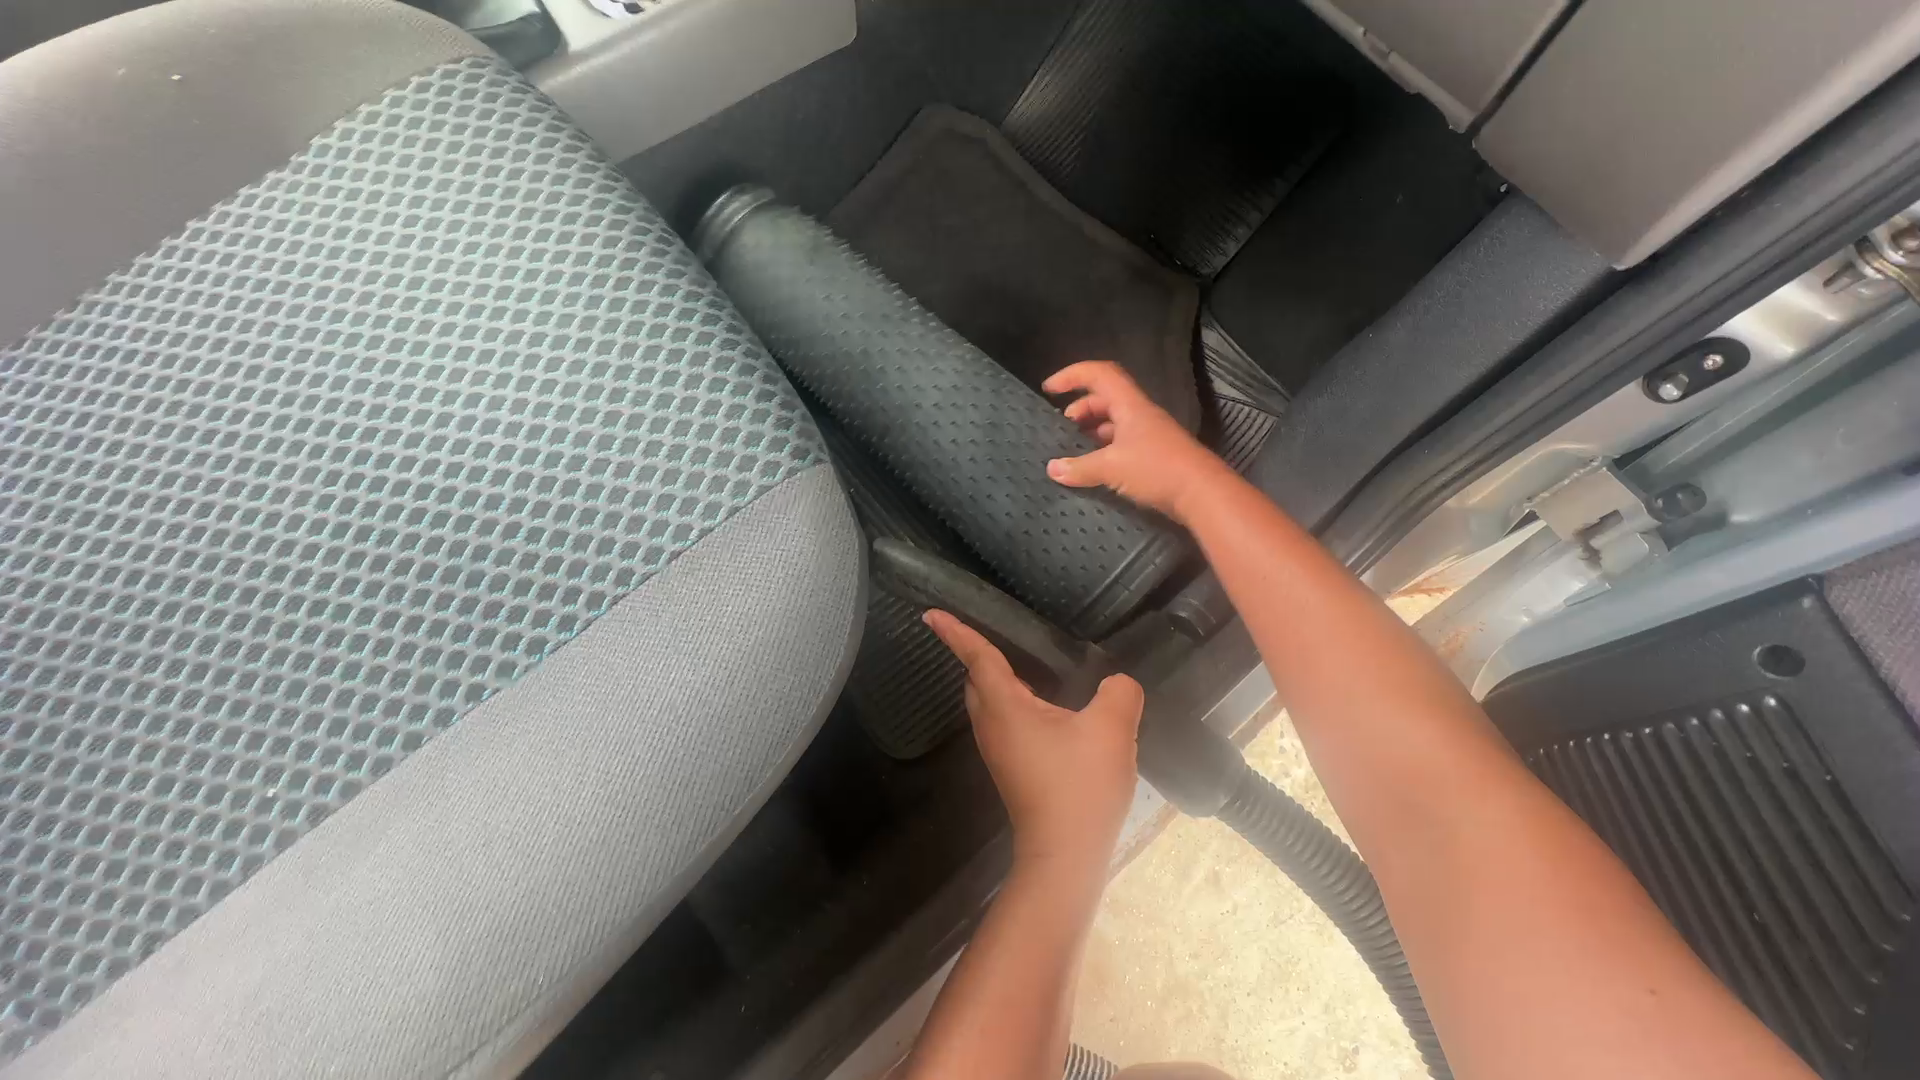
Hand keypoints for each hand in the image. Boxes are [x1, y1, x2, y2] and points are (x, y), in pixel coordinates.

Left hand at [924, 609, 1143, 874]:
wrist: (1066, 853)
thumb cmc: (1079, 785)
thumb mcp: (1110, 728)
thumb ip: (1118, 692)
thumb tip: (1116, 684)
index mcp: (1004, 706)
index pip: (977, 658)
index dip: (957, 632)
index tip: (931, 613)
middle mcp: (991, 726)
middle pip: (977, 680)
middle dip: (980, 654)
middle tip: (998, 633)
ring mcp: (998, 751)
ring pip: (990, 704)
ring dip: (1001, 682)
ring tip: (1029, 666)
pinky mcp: (1011, 770)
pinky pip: (1005, 723)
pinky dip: (1016, 705)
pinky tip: (1049, 710)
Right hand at [1042, 361, 1237, 524]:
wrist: (1203, 493)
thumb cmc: (1157, 469)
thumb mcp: (1112, 467)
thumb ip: (1080, 468)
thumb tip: (1052, 469)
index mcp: (1130, 405)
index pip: (1099, 374)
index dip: (1072, 375)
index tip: (1049, 389)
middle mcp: (1139, 414)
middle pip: (1105, 397)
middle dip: (1080, 406)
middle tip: (1063, 426)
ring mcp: (1149, 434)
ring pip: (1114, 421)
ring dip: (1092, 428)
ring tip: (1075, 447)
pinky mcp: (1154, 455)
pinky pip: (1123, 442)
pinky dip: (1105, 448)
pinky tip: (1096, 466)